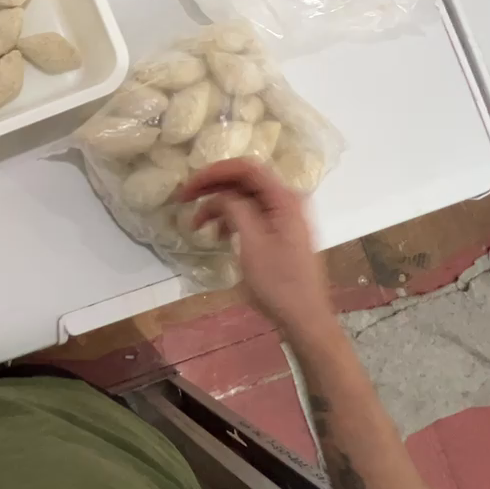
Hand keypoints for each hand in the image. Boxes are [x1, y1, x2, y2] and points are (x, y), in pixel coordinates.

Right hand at [180, 158, 336, 338]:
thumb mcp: (252, 242)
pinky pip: (250, 213)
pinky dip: (230, 219)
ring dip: (218, 205)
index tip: (189, 185)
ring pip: (244, 198)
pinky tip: (217, 234)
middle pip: (243, 181)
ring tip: (196, 223)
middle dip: (212, 187)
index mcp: (284, 198)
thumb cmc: (279, 282)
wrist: (305, 319)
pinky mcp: (279, 231)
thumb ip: (235, 208)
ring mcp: (284, 216)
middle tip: (184, 198)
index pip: (245, 168)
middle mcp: (286, 200)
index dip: (214, 171)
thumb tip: (219, 194)